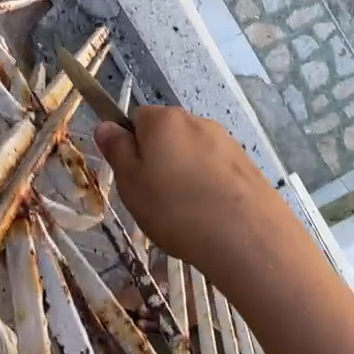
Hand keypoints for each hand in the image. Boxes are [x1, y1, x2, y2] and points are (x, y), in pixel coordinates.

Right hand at [93, 106, 308, 283]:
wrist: (246, 236)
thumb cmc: (175, 208)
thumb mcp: (131, 183)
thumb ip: (117, 151)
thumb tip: (105, 125)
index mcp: (164, 120)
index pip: (136, 117)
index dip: (130, 145)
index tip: (132, 176)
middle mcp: (197, 121)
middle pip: (168, 134)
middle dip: (159, 159)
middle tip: (154, 198)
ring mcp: (227, 142)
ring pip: (194, 153)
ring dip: (185, 173)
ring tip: (185, 213)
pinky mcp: (247, 165)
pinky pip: (216, 170)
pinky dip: (209, 186)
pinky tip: (210, 215)